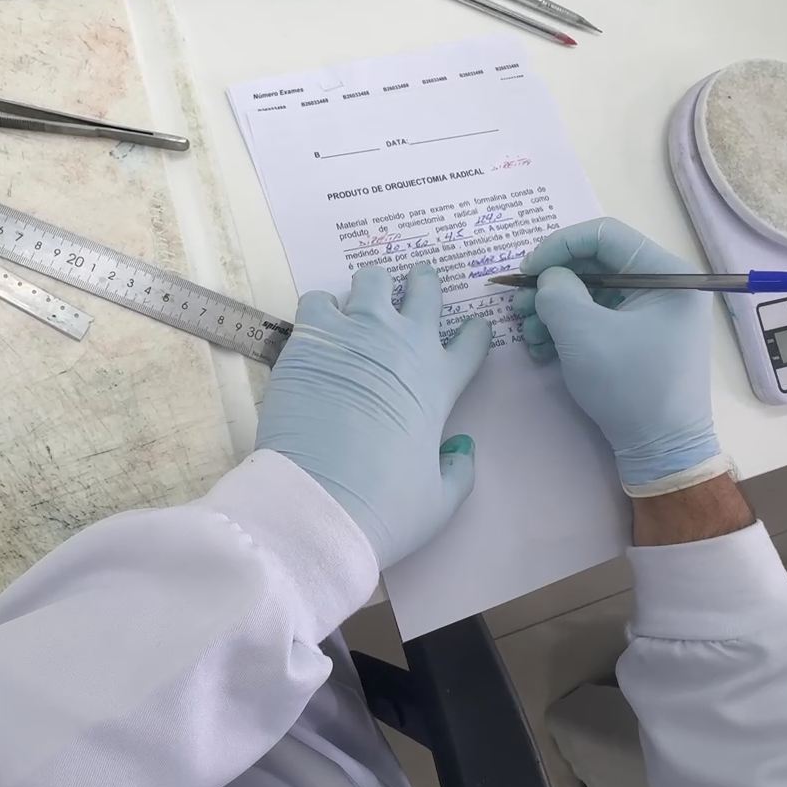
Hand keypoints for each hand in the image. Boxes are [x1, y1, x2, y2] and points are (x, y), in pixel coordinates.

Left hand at [256, 264, 491, 566]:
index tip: (466, 328)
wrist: (322, 499)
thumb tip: (461, 450)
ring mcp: (359, 331)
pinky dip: (320, 308)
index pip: (473, 338)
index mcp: (441, 382)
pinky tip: (316, 328)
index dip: (471, 331)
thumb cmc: (385, 506)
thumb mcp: (440, 501)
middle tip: (413, 285)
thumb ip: (457, 471)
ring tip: (360, 302)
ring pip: (373, 280)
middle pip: (425, 289)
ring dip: (371, 287)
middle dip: (422, 283)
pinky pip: (319, 299)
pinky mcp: (313, 333)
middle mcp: (406, 344)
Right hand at [514, 218, 726, 495]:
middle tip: (520, 308)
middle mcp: (663, 287)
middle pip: (592, 263)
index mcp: (667, 275)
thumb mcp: (582, 333)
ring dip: (550, 309)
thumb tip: (549, 280)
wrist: (660, 450)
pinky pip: (593, 316)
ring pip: (587, 292)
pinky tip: (543, 349)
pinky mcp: (635, 337)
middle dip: (550, 284)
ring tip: (530, 335)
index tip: (526, 272)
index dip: (557, 246)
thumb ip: (557, 291)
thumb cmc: (628, 386)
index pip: (603, 234)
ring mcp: (649, 313)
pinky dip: (564, 328)